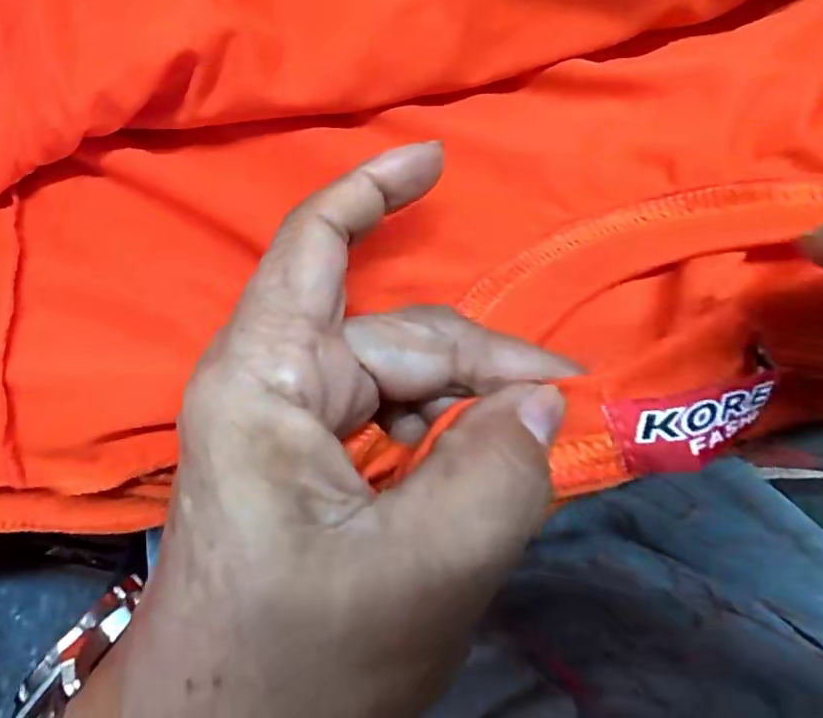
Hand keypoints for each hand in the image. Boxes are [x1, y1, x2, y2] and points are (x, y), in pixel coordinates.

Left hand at [76, 142, 575, 717]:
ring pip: (397, 375)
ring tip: (520, 443)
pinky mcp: (303, 455)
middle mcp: (270, 379)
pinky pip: (387, 412)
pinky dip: (439, 428)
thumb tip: (536, 404)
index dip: (373, 189)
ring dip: (464, 399)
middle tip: (558, 401)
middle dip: (478, 361)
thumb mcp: (414, 578)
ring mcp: (284, 416)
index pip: (315, 247)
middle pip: (391, 333)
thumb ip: (491, 481)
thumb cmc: (292, 666)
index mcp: (264, 379)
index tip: (435, 156)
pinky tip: (467, 463)